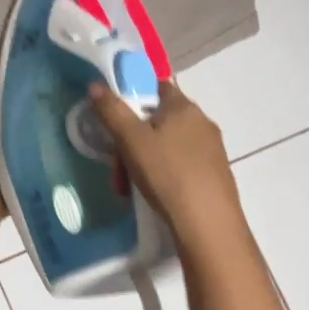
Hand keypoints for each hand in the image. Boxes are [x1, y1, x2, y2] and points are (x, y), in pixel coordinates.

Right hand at [89, 80, 241, 237]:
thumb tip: (95, 85)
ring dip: (140, 160)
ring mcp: (210, 149)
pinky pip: (178, 163)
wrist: (207, 224)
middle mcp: (202, 123)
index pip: (156, 87)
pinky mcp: (213, 173)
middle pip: (156, 120)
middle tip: (116, 165)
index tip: (113, 119)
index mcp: (184, 108)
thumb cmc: (167, 174)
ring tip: (127, 186)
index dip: (132, 98)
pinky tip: (150, 193)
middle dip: (129, 140)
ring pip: (164, 144)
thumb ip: (111, 110)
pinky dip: (159, 173)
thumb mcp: (130, 140)